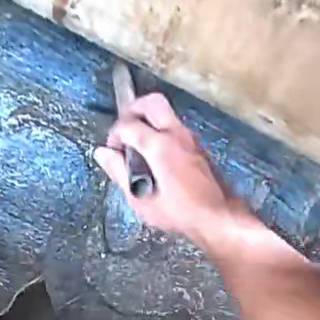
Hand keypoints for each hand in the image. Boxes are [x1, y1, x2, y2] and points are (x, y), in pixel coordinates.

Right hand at [92, 91, 268, 255]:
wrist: (216, 216)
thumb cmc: (179, 212)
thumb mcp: (140, 199)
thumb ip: (119, 173)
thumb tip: (103, 154)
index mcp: (159, 146)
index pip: (128, 124)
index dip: (114, 135)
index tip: (111, 150)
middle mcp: (176, 134)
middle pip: (151, 102)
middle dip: (132, 110)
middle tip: (123, 131)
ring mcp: (189, 138)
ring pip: (165, 112)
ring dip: (147, 120)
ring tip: (137, 146)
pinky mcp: (197, 147)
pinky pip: (175, 127)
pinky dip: (160, 131)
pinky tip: (154, 156)